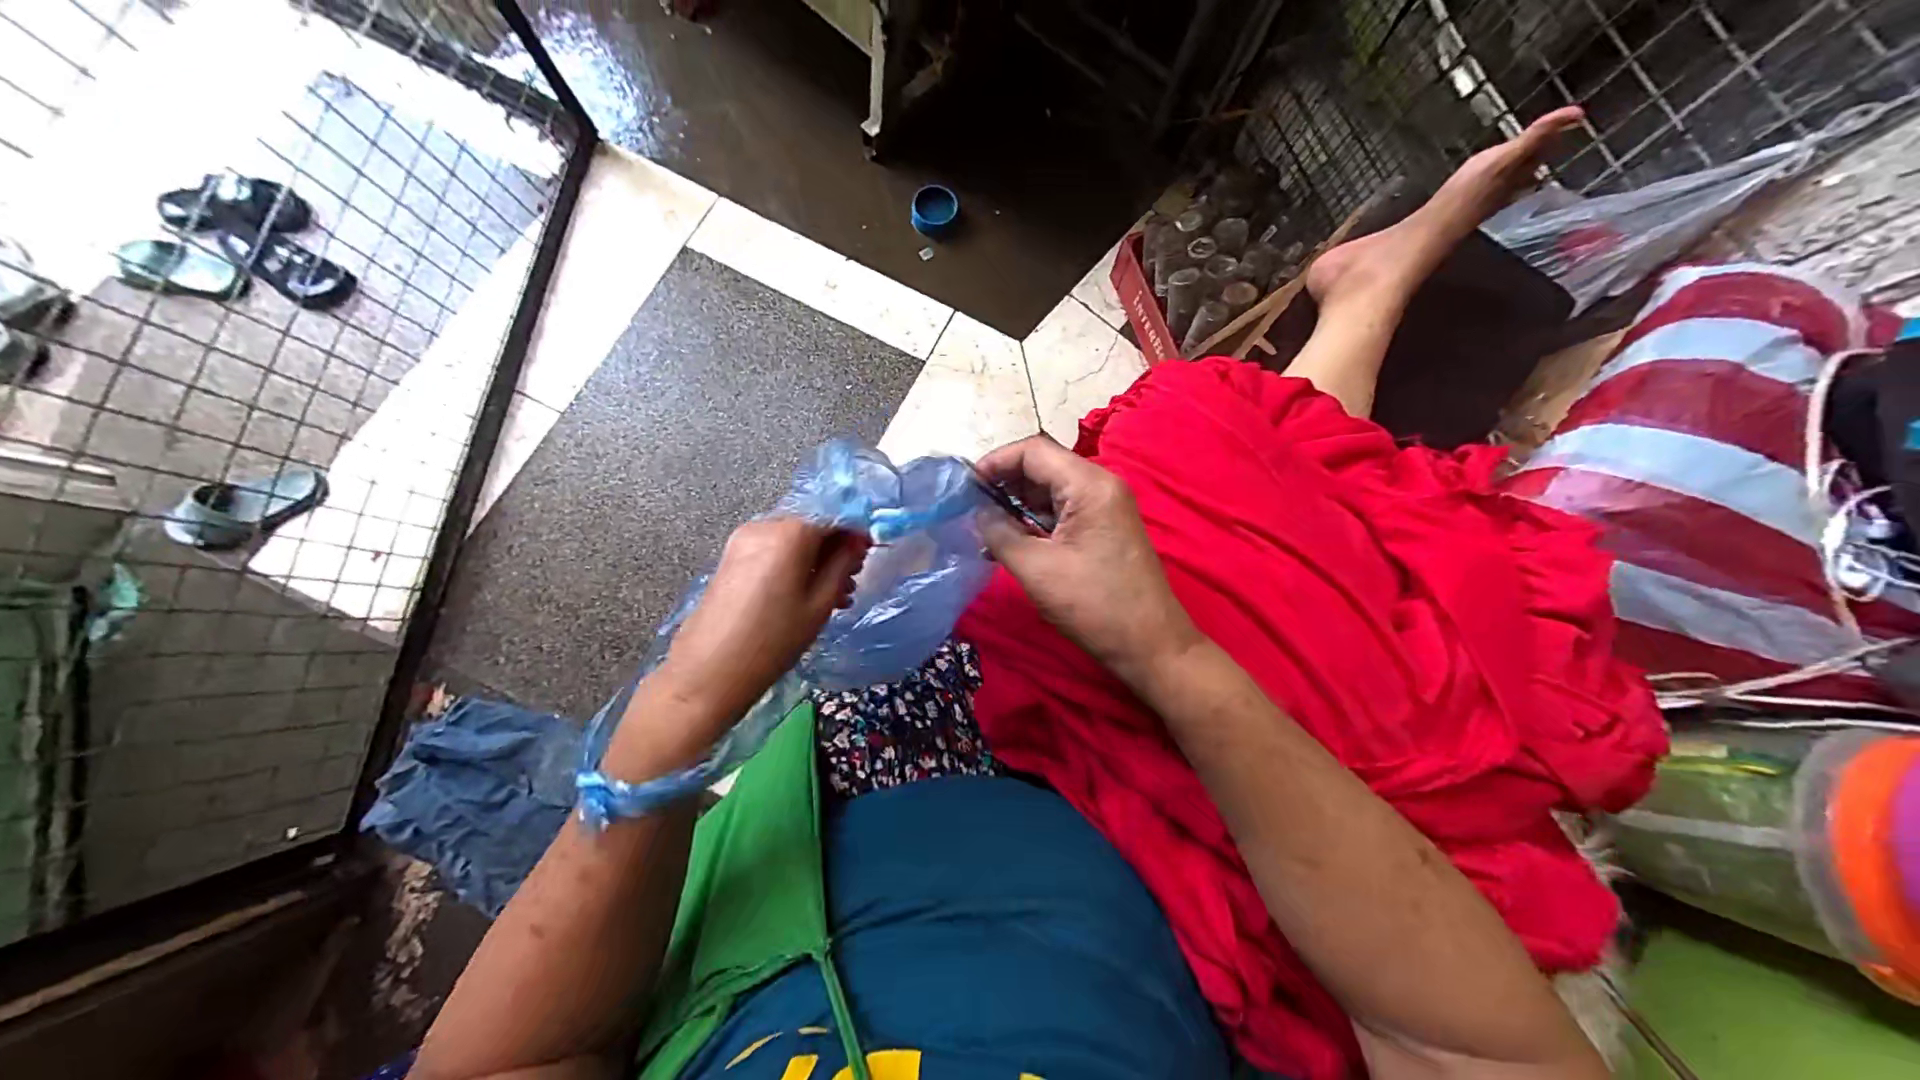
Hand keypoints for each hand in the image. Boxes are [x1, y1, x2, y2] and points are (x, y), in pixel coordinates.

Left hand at [615, 518, 867, 771]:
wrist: (709, 672)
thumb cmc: (773, 641)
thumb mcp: (819, 604)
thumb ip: (842, 565)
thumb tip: (856, 542)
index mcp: (790, 532)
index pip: (835, 514)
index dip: (856, 531)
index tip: (870, 553)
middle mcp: (764, 525)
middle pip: (812, 524)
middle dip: (836, 547)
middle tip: (852, 580)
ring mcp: (743, 540)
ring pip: (793, 539)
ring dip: (817, 559)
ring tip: (833, 595)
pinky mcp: (732, 557)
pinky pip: (774, 550)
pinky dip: (795, 565)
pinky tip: (806, 595)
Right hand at [975, 434, 1201, 678]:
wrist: (1149, 644)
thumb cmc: (1093, 604)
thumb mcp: (1036, 569)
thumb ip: (999, 533)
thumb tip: (977, 512)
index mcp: (1090, 485)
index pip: (1033, 451)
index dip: (995, 462)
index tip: (965, 487)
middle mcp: (1101, 486)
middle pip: (1043, 466)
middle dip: (1003, 482)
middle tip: (970, 507)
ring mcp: (1105, 507)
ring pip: (1051, 489)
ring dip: (1016, 503)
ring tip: (984, 527)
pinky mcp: (1104, 528)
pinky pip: (1063, 511)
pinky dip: (1034, 520)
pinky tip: (1010, 540)